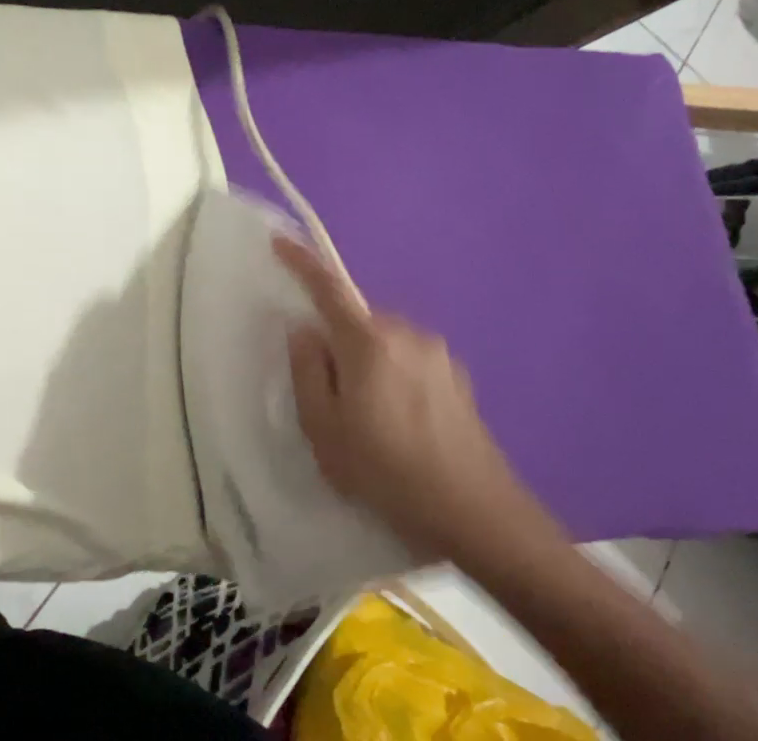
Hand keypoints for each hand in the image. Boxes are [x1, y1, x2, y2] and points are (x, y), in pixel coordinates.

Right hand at [272, 236, 544, 564]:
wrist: (478, 516)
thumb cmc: (386, 471)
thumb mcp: (323, 427)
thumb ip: (308, 371)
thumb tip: (305, 332)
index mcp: (370, 343)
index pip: (329, 289)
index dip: (302, 263)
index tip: (280, 241)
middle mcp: (409, 337)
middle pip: (356, 322)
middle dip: (334, 341)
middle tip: (322, 393)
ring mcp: (439, 357)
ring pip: (382, 345)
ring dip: (363, 365)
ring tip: (359, 420)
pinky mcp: (458, 381)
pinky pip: (406, 364)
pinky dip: (388, 380)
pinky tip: (392, 427)